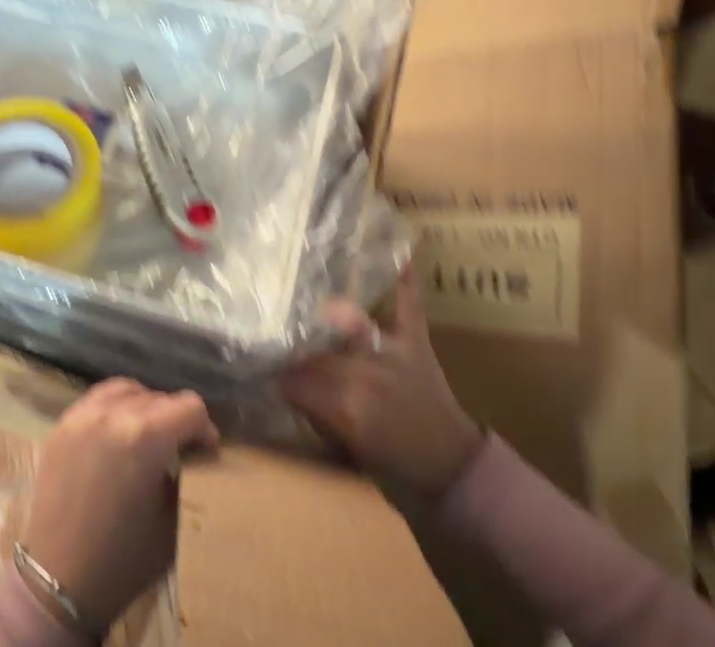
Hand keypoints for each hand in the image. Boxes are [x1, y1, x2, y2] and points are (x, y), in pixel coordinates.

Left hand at [20, 378, 218, 633]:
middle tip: (180, 451)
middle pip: (159, 397)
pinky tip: (118, 435)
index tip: (205, 452)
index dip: (204, 429)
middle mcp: (111, 415)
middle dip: (176, 420)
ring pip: (127, 390)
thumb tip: (193, 452)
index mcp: (145, 436)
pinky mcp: (60, 427)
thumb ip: (186, 472)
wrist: (58, 580)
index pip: (190, 406)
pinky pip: (96, 401)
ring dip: (145, 407)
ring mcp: (81, 417)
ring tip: (148, 438)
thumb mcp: (172, 517)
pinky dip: (114, 408)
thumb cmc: (124, 558)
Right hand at [280, 274, 483, 498]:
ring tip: (304, 295)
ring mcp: (393, 353)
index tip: (263, 368)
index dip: (278, 375)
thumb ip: (316, 411)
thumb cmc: (393, 463)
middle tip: (274, 336)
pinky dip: (405, 279)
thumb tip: (283, 382)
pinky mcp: (416, 343)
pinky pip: (409, 306)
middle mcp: (367, 374)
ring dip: (329, 311)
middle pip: (319, 350)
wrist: (451, 468)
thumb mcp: (346, 445)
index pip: (297, 381)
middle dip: (294, 345)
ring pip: (351, 324)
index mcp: (346, 407)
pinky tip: (399, 247)